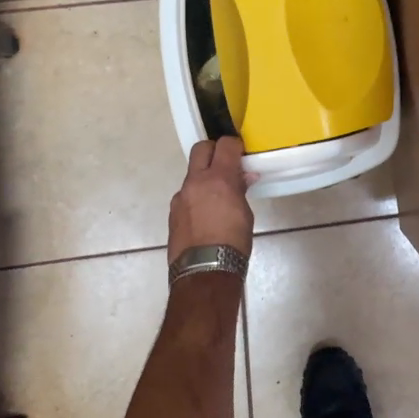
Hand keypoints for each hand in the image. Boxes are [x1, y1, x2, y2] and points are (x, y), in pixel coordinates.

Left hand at [168, 136, 254, 260]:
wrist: (205, 272)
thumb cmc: (233, 242)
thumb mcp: (245, 213)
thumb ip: (240, 191)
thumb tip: (243, 178)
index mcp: (218, 178)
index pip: (225, 145)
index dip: (234, 145)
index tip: (240, 153)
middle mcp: (196, 182)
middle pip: (201, 149)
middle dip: (213, 151)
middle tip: (225, 164)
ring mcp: (180, 197)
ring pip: (192, 175)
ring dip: (204, 178)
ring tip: (217, 198)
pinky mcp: (172, 213)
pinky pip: (186, 196)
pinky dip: (196, 198)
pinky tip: (205, 216)